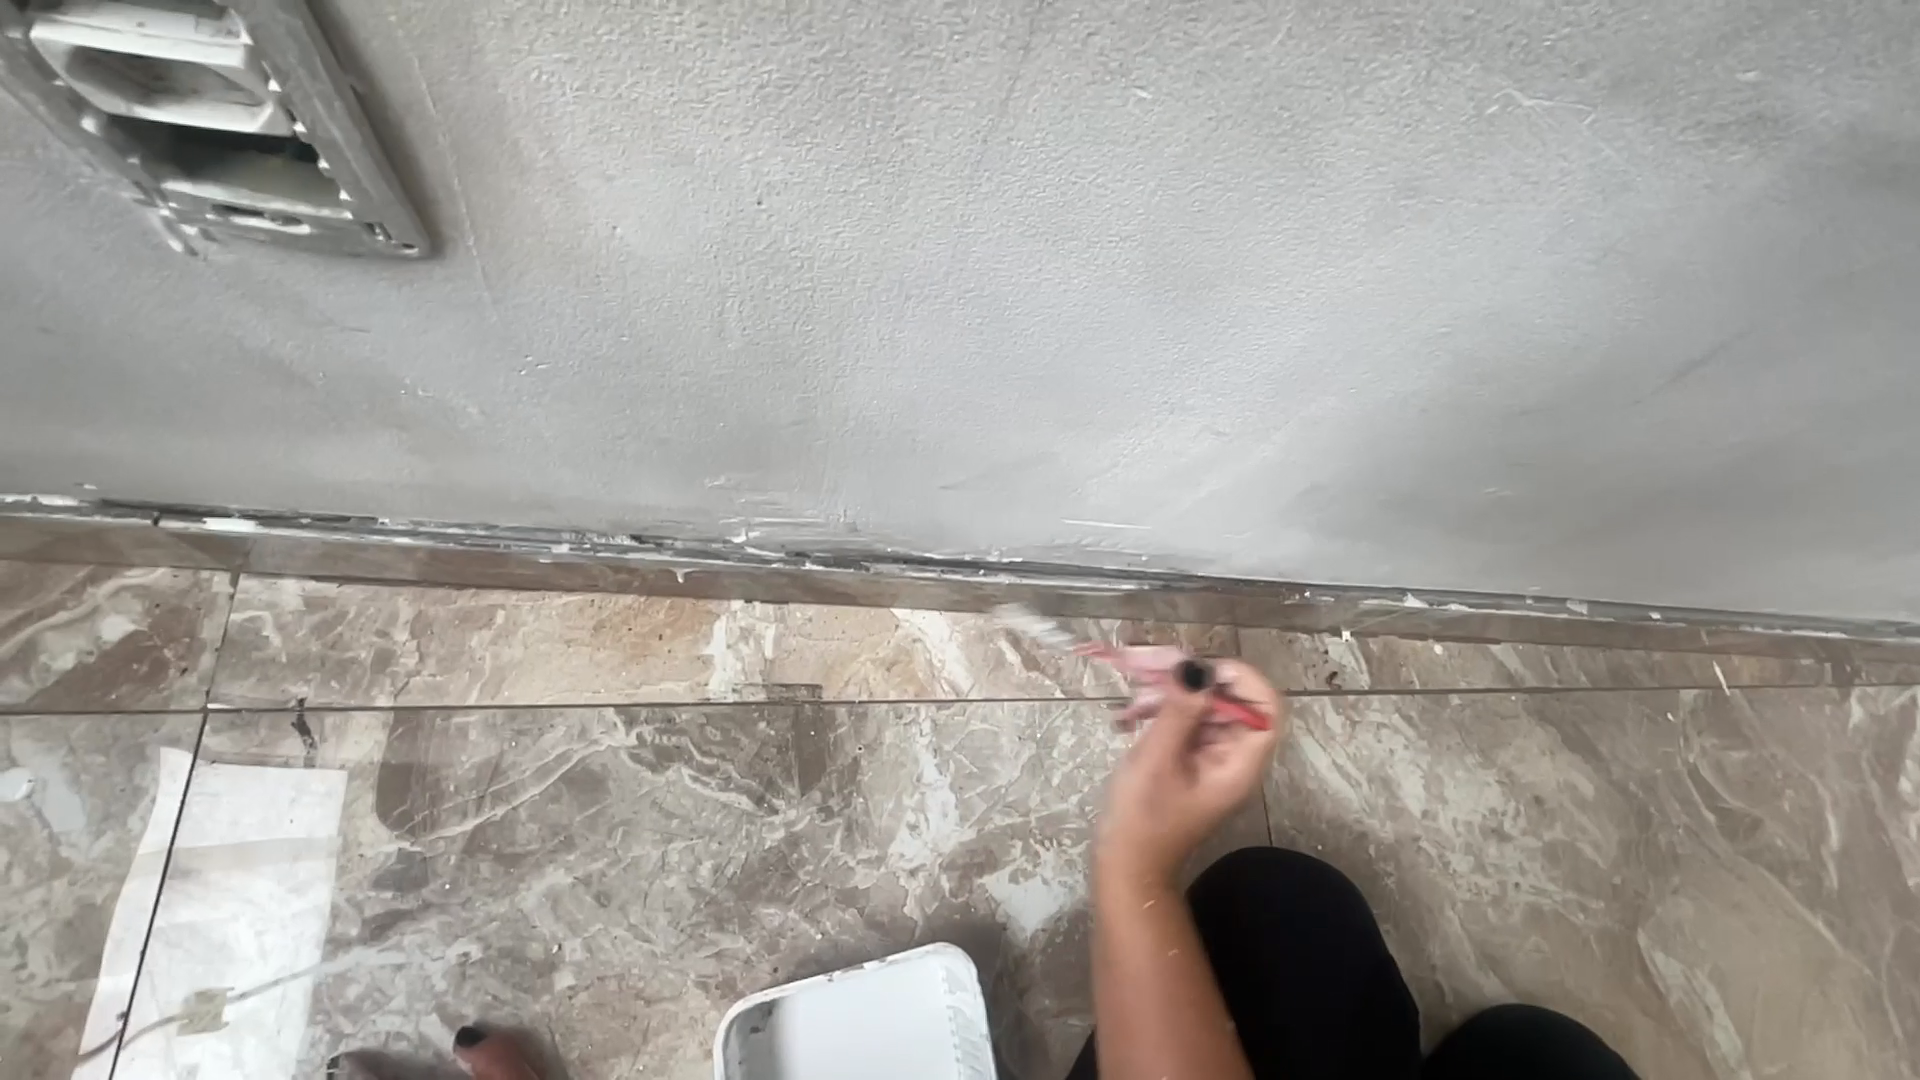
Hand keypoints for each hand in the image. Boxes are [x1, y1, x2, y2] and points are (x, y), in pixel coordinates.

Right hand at [1094, 658, 1284, 889]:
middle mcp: (1233, 758)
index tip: (1200, 667)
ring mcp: (1211, 759)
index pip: (1266, 709)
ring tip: (1133, 694)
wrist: (1128, 864)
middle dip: (1192, 681)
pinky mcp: (1190, 760)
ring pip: (1204, 708)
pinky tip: (1130, 713)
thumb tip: (1195, 667)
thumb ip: (1179, 711)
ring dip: (1170, 694)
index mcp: (1239, 764)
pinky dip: (1161, 711)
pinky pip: (1186, 723)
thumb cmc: (1143, 818)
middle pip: (1231, 703)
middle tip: (1151, 667)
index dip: (1242, 679)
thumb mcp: (1157, 759)